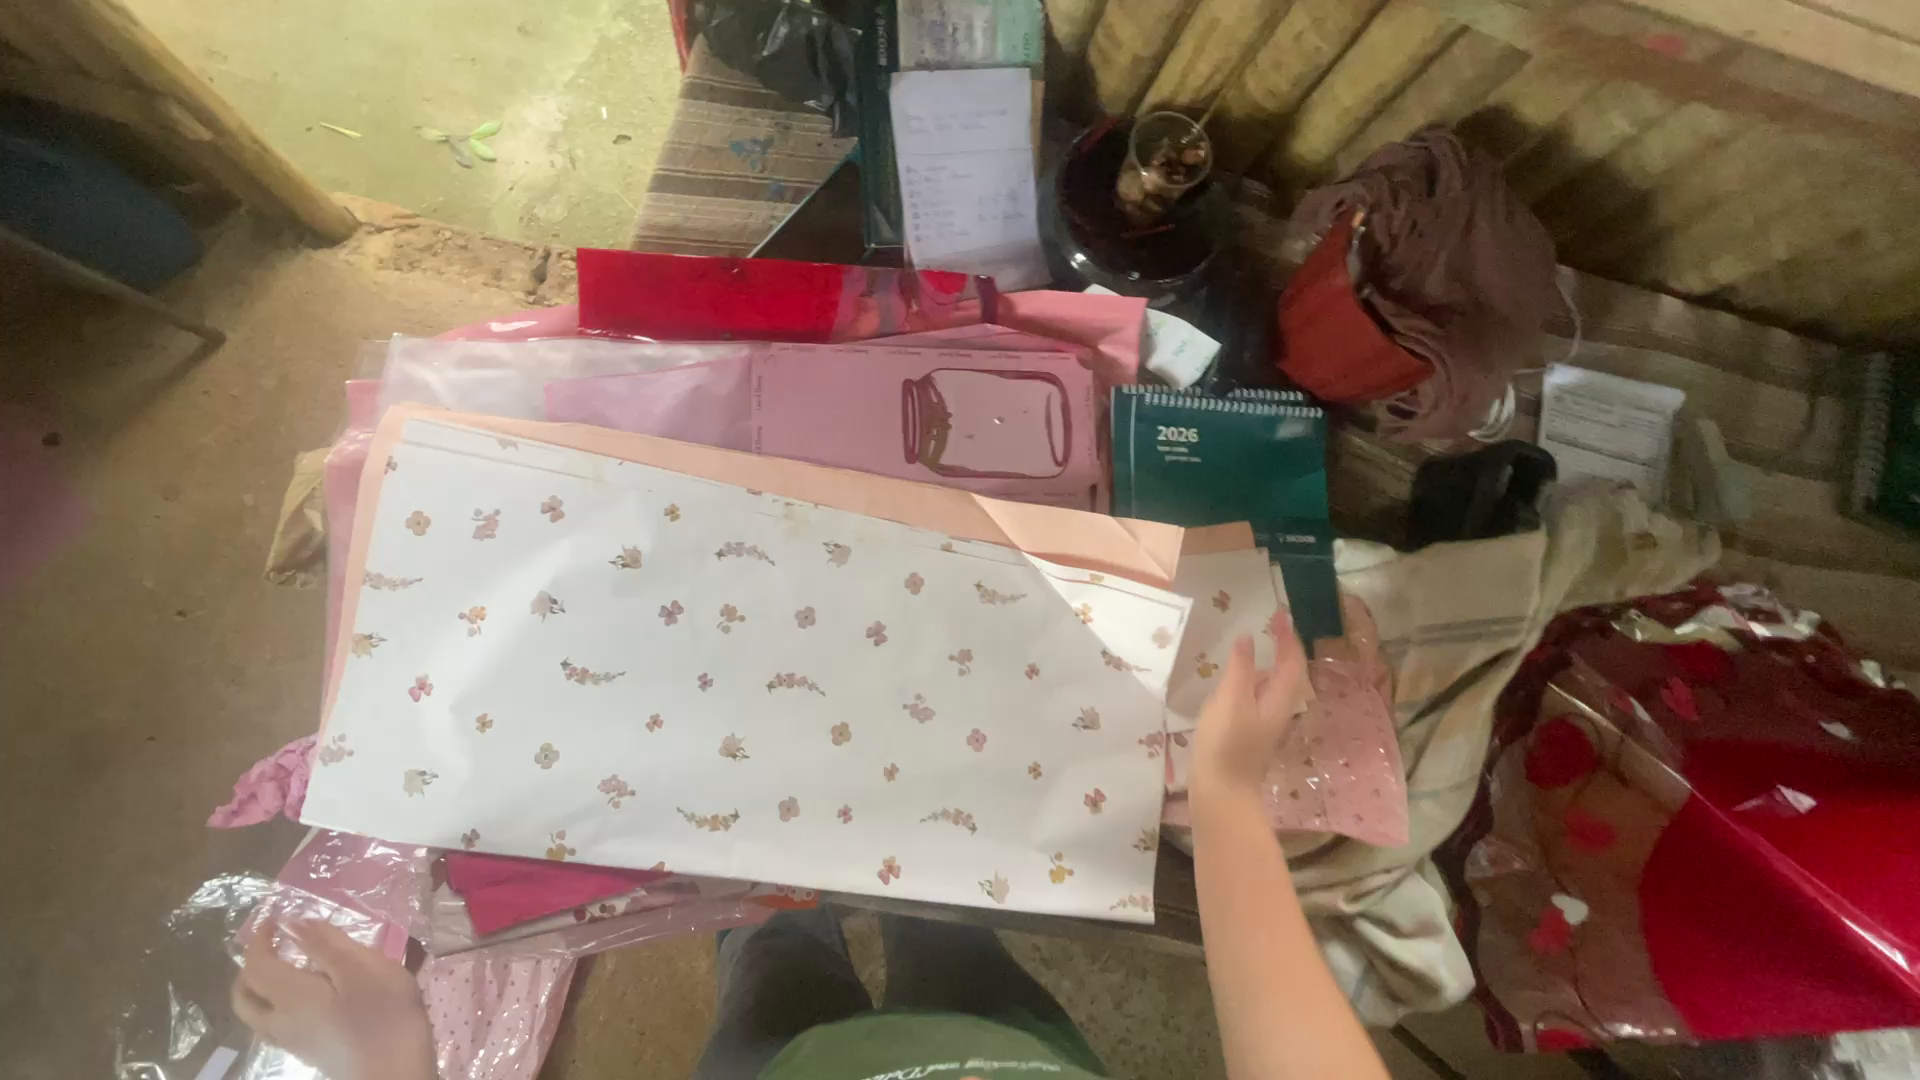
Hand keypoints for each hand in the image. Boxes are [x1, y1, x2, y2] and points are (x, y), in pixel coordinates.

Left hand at [231, 919, 436, 1079]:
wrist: (390, 1068)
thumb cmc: (382, 1010)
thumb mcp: (362, 967)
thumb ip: (327, 944)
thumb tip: (294, 924)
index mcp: (291, 995)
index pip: (258, 965)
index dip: (259, 940)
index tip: (273, 918)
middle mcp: (278, 1019)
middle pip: (245, 994)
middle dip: (250, 966)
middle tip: (272, 943)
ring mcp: (290, 1039)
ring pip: (254, 1013)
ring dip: (258, 986)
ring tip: (284, 966)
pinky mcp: (305, 1049)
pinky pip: (271, 1023)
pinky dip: (273, 1002)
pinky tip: (304, 996)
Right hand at [1191, 630, 1308, 801]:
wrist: (1222, 791)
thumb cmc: (1227, 743)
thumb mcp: (1231, 699)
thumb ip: (1241, 667)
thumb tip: (1248, 638)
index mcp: (1280, 698)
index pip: (1292, 660)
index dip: (1287, 635)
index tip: (1279, 612)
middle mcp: (1279, 709)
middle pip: (1289, 672)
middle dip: (1283, 646)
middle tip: (1270, 624)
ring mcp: (1266, 722)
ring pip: (1274, 685)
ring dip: (1269, 662)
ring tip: (1253, 644)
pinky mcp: (1251, 731)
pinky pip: (1259, 695)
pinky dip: (1254, 678)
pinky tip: (1237, 679)